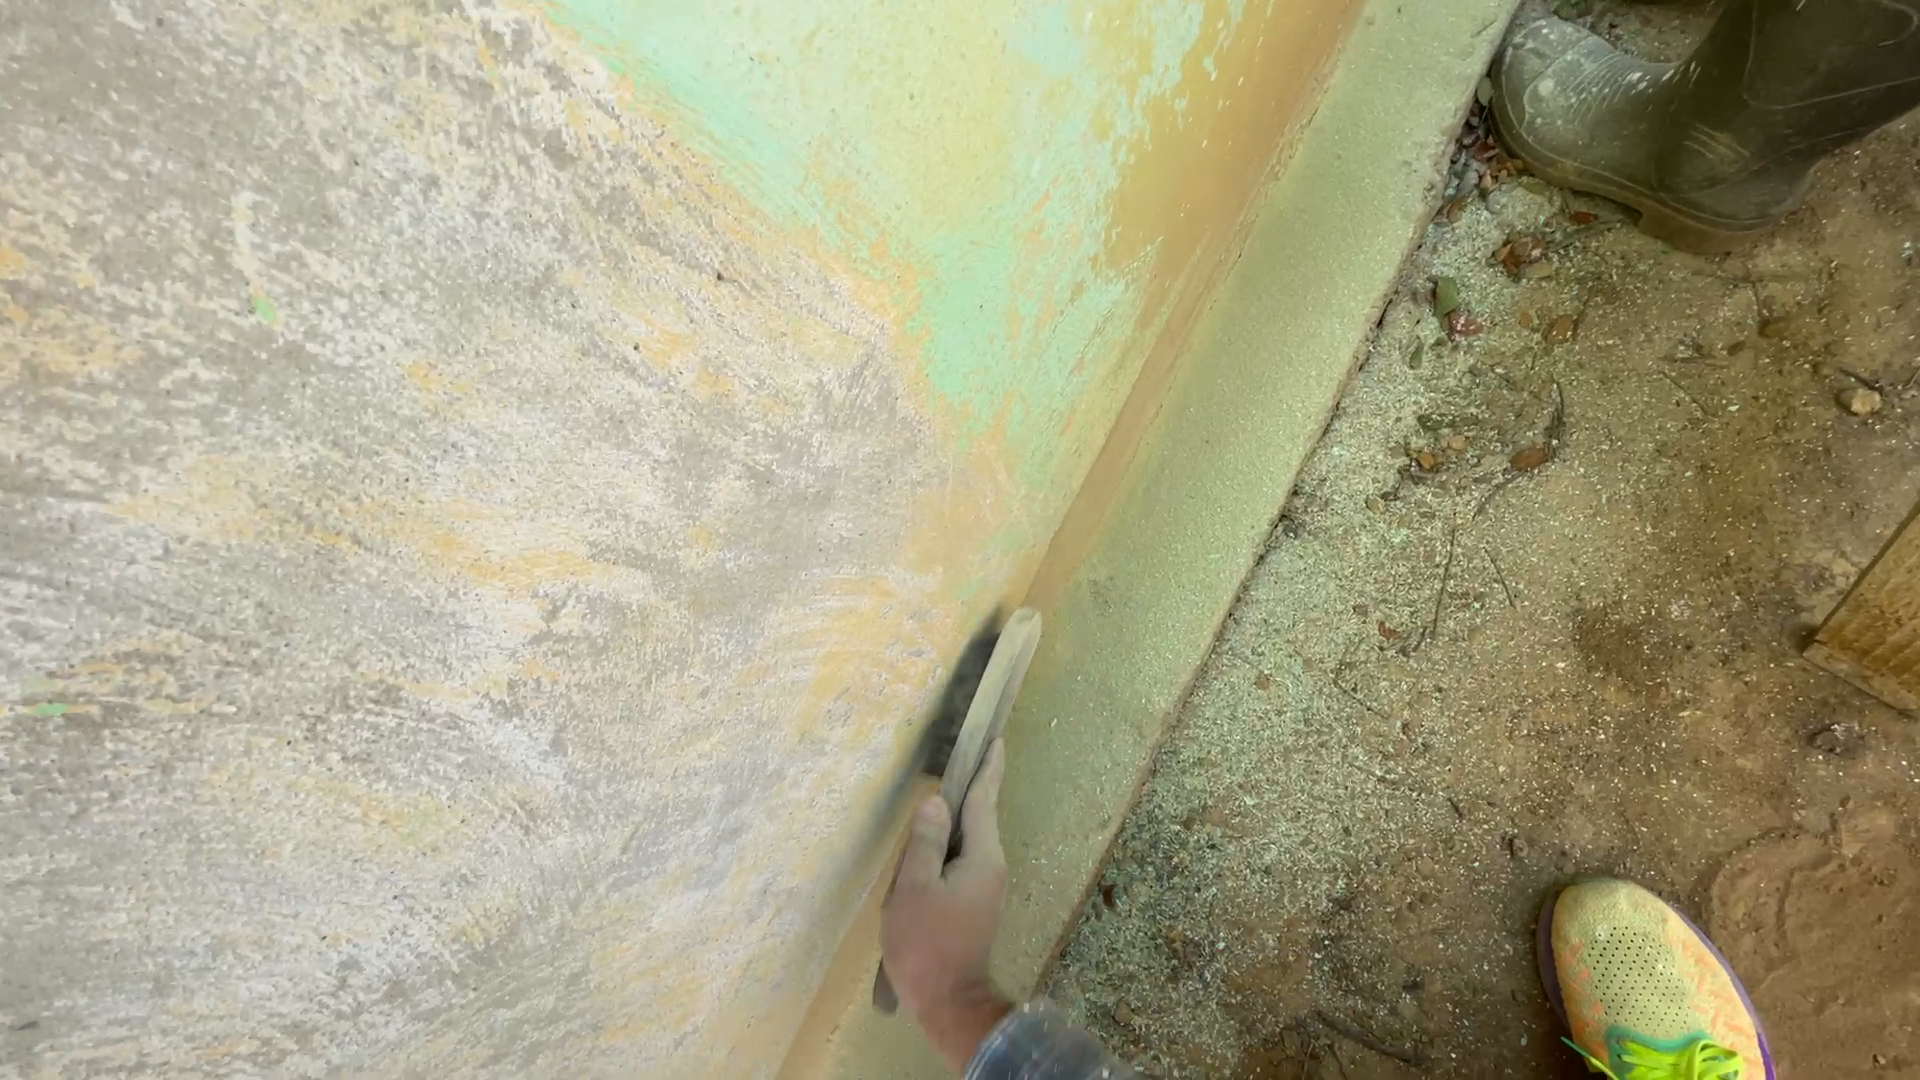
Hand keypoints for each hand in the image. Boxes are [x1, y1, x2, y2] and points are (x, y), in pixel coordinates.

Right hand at [881, 739, 1012, 1069]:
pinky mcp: (976, 903)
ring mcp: (986, 887)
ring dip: (949, 826)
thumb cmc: (927, 943)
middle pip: (976, 818)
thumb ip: (925, 839)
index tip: (996, 739)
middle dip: (965, 792)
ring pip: (966, 842)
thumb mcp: (915, 886)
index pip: (984, 799)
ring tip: (928, 809)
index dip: (988, 767)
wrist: (949, 1003)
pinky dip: (945, 848)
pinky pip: (961, 861)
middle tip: (956, 761)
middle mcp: (992, 866)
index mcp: (982, 856)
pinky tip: (925, 854)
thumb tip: (936, 800)